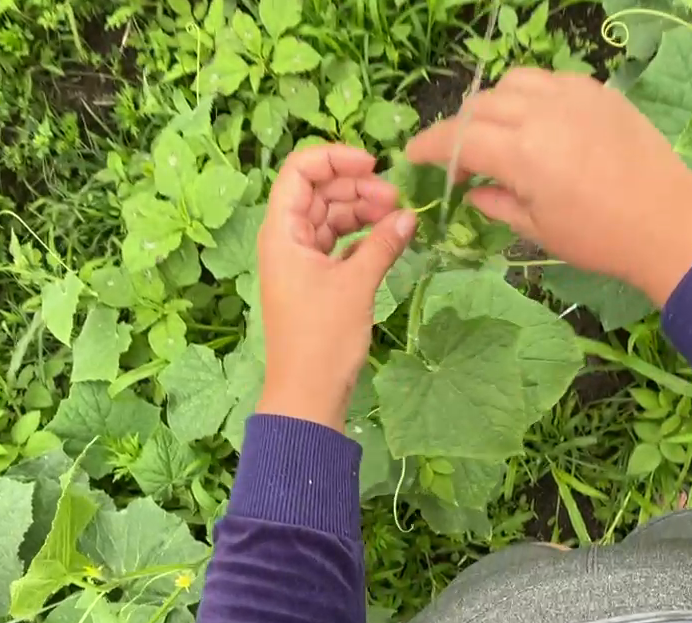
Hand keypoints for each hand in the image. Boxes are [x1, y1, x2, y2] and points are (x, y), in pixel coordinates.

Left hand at [256, 144, 416, 429]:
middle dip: (357, 188)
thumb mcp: (356, 285)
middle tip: (397, 200)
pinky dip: (361, 240)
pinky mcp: (315, 283)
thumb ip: (382, 244)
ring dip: (362, 214)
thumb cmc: (323, 338)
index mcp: (282, 231)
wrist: (308, 394)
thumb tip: (409, 216)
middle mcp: (286, 240)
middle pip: (319, 193)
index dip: (336, 158)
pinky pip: (338, 247)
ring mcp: (300, 262)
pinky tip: (387, 241)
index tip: (375, 165)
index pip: (301, 171)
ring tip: (398, 220)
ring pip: (331, 220)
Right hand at [404, 68, 691, 305]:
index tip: (412, 159)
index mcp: (521, 152)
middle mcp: (541, 111)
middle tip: (458, 162)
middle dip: (459, 131)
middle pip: (481, 106)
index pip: (459, 139)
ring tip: (496, 139)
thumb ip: (498, 204)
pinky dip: (528, 98)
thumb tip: (473, 193)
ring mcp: (571, 95)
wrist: (666, 222)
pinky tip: (535, 126)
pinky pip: (548, 82)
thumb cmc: (598, 238)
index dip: (429, 147)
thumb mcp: (539, 230)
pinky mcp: (597, 92)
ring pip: (513, 83)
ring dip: (492, 107)